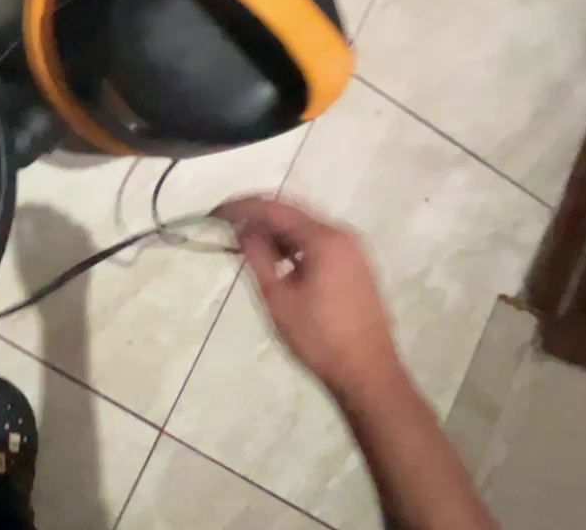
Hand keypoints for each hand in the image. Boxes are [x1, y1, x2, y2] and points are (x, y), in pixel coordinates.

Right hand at [216, 195, 405, 399]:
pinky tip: (277, 260)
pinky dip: (294, 245)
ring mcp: (353, 251)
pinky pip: (318, 243)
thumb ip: (257, 255)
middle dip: (257, 217)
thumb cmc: (319, 338)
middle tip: (227, 228)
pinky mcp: (356, 267)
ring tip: (247, 246)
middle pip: (291, 213)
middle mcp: (342, 236)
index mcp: (324, 238)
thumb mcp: (278, 297)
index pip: (274, 208)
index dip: (241, 208)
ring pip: (305, 228)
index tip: (215, 215)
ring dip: (275, 232)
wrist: (370, 378)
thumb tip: (242, 229)